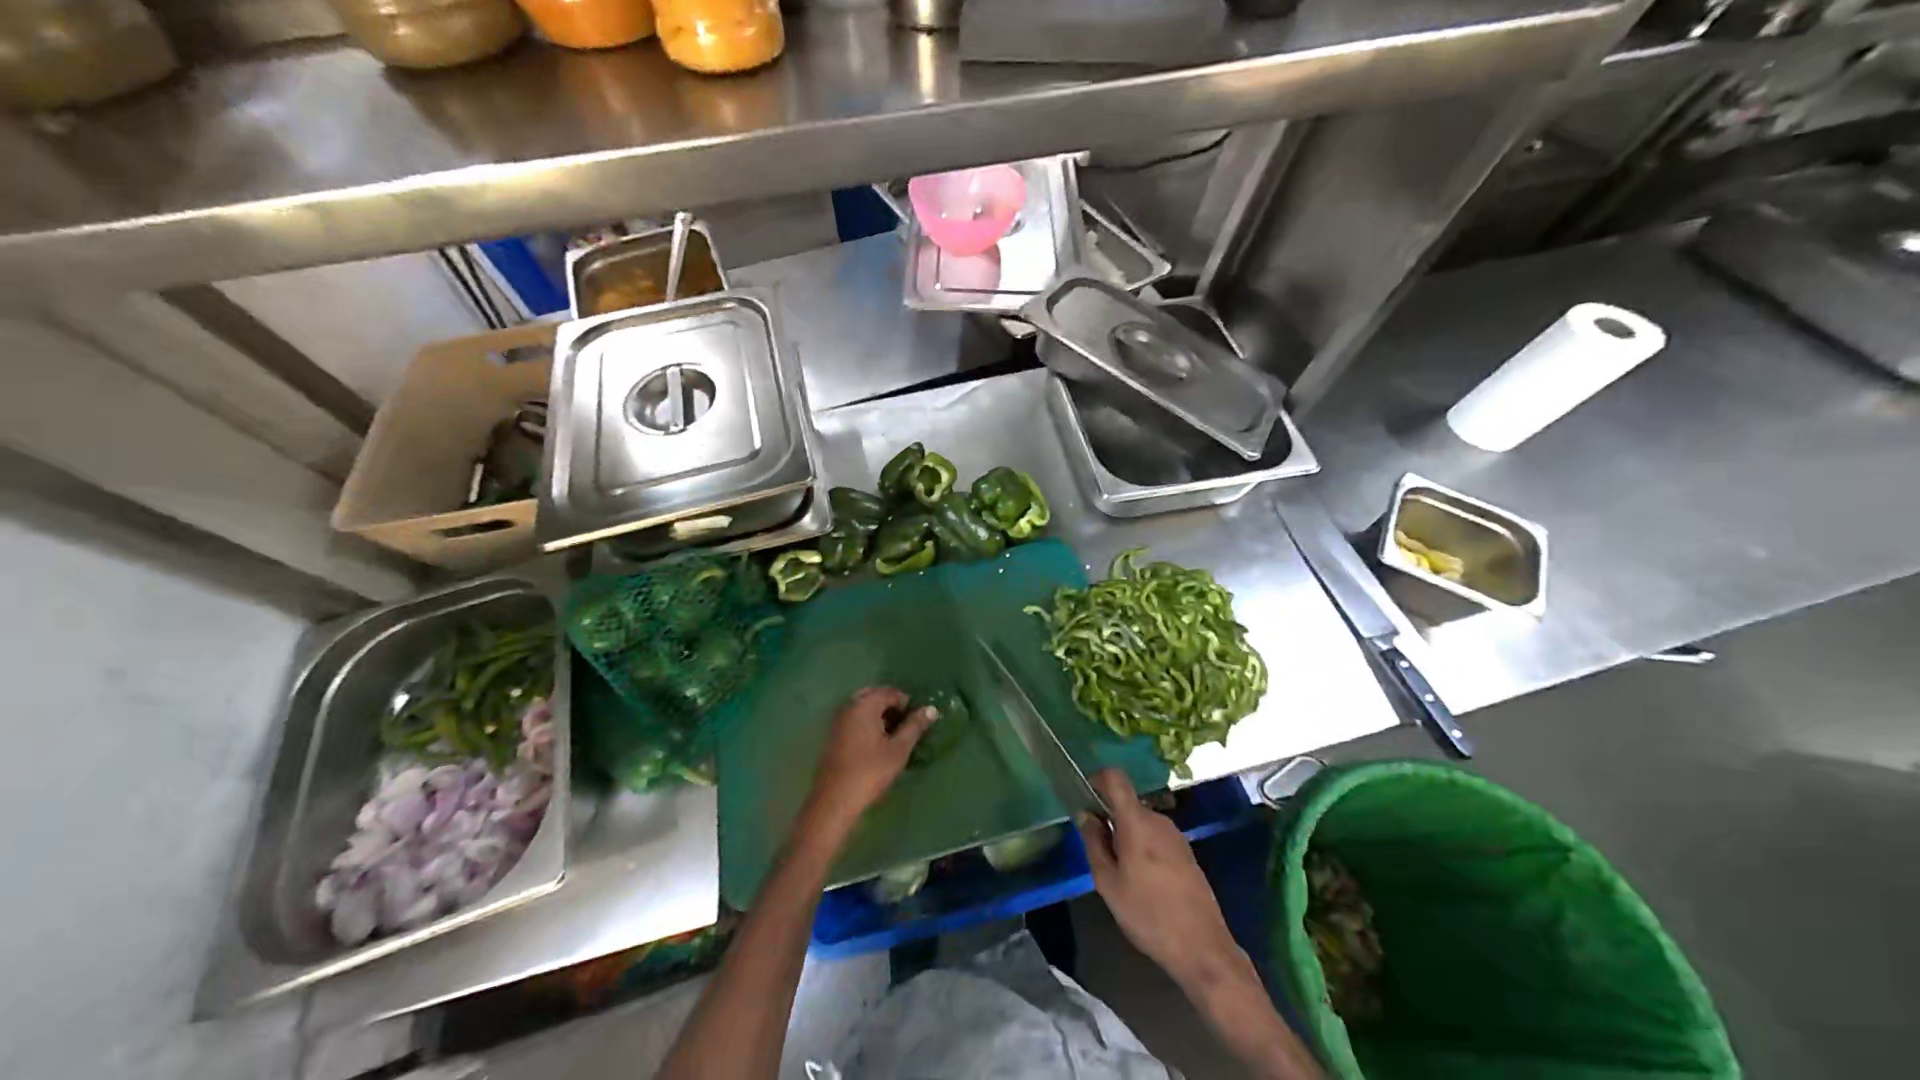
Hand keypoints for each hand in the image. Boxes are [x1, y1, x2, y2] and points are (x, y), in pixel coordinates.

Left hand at [803, 686, 937, 836]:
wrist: (835, 800)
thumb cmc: (871, 771)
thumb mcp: (899, 749)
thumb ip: (915, 726)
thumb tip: (931, 709)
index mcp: (864, 704)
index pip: (890, 692)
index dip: (907, 704)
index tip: (917, 723)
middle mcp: (848, 706)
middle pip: (875, 696)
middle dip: (892, 707)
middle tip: (905, 727)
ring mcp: (837, 720)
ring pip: (863, 707)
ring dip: (879, 716)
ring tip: (893, 737)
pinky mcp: (833, 735)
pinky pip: (854, 719)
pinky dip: (867, 724)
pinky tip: (876, 744)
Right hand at [1080, 768, 1248, 991]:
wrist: (1202, 948)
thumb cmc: (1148, 915)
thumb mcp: (1108, 883)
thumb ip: (1094, 843)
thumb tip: (1085, 815)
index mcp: (1137, 822)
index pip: (1116, 778)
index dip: (1097, 779)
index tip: (1084, 797)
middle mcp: (1159, 820)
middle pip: (1127, 805)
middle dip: (1108, 819)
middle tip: (1097, 852)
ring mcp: (1176, 836)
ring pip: (1141, 823)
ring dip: (1125, 836)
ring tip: (1119, 873)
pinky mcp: (1186, 853)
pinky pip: (1156, 837)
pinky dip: (1142, 847)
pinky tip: (1142, 881)